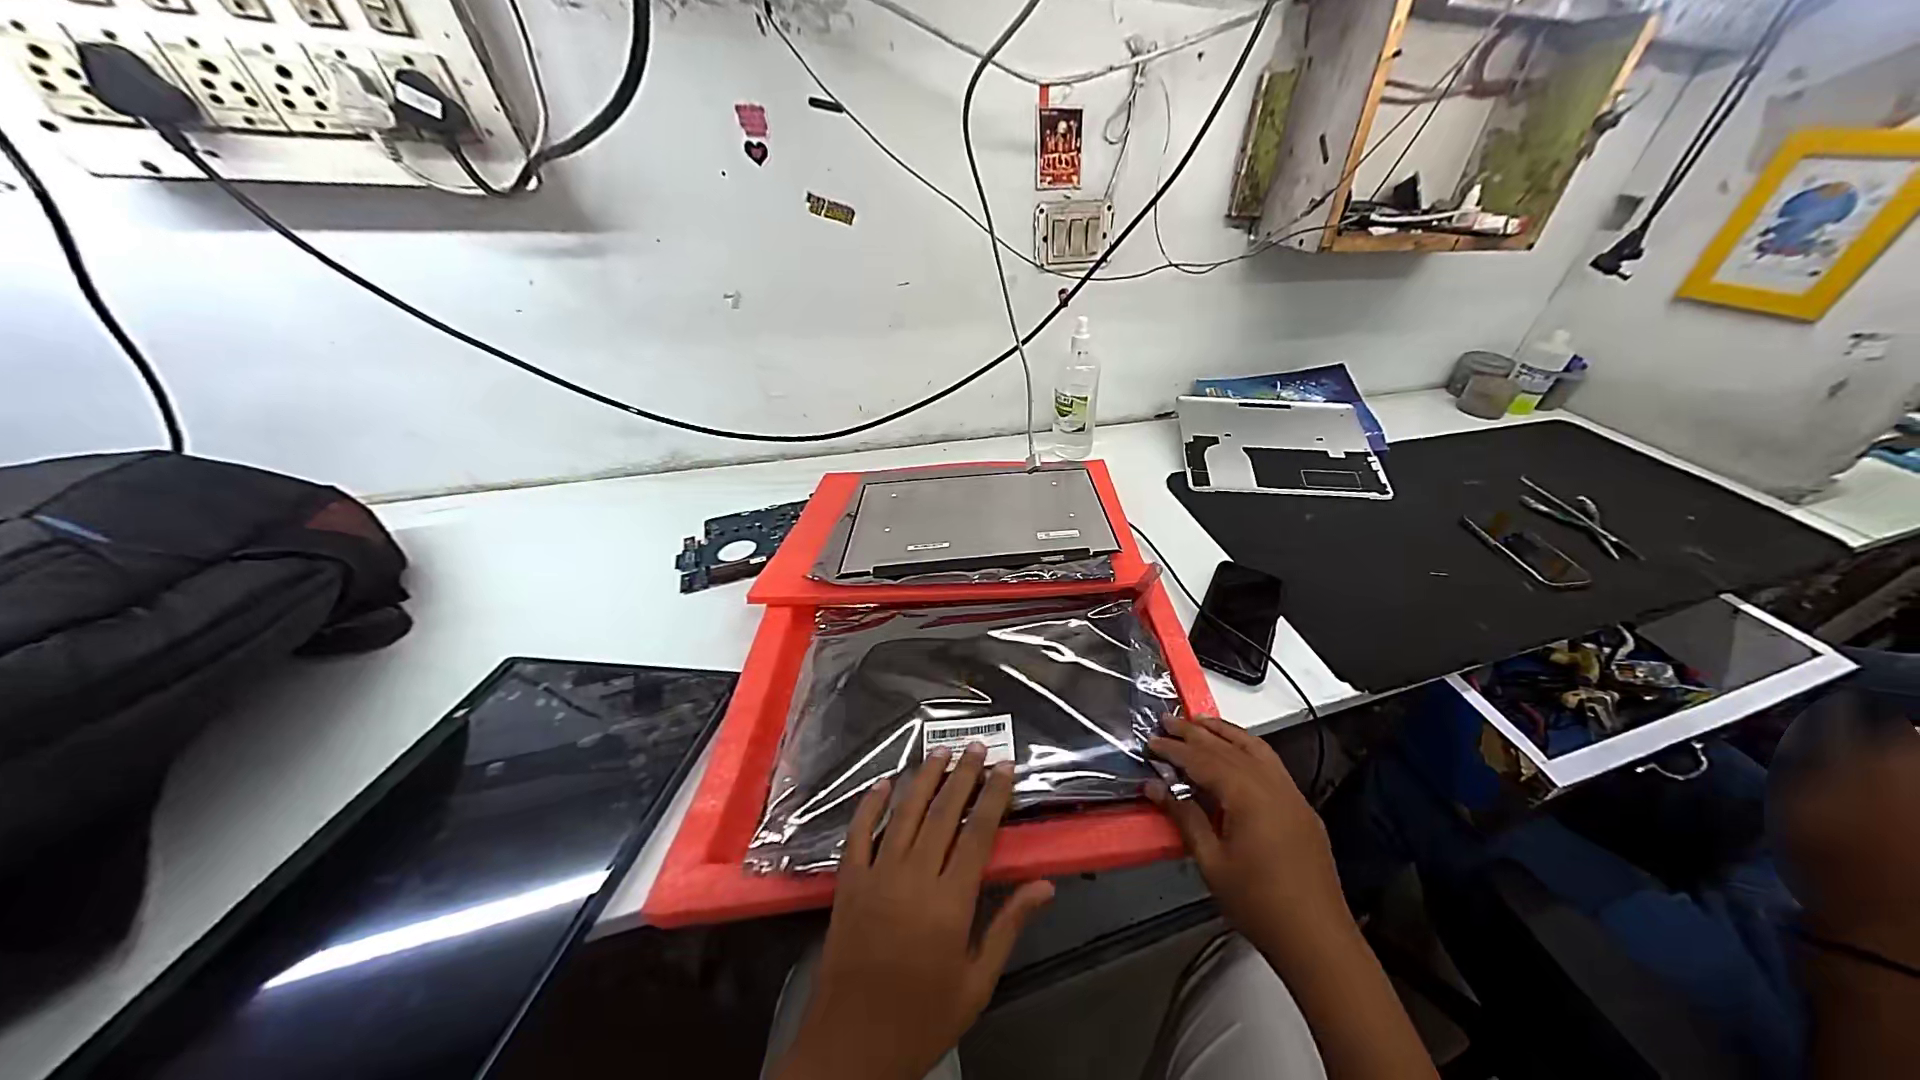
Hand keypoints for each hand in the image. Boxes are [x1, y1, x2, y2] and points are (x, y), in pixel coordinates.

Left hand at [774, 745, 1055, 1079]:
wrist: (852, 1047)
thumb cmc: (923, 1019)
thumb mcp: (977, 982)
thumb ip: (1008, 926)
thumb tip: (1044, 885)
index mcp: (950, 902)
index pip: (978, 833)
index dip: (993, 796)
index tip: (1005, 768)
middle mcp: (913, 878)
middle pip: (942, 814)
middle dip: (963, 776)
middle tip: (977, 747)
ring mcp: (876, 876)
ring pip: (903, 814)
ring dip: (923, 779)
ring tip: (940, 752)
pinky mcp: (848, 884)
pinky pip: (858, 835)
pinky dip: (871, 806)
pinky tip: (883, 784)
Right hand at [1146, 714, 1346, 959]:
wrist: (1317, 939)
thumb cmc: (1258, 903)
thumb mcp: (1211, 862)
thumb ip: (1185, 817)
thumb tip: (1156, 787)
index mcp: (1248, 795)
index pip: (1203, 760)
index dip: (1174, 749)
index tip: (1151, 740)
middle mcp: (1272, 785)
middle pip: (1229, 747)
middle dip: (1196, 732)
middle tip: (1168, 719)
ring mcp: (1292, 795)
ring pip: (1256, 748)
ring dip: (1225, 732)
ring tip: (1200, 723)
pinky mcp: (1301, 808)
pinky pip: (1271, 764)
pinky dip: (1248, 748)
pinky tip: (1236, 752)